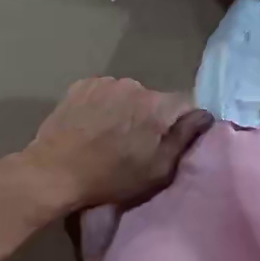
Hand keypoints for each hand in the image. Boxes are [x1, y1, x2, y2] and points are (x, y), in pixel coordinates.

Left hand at [10, 77, 212, 214]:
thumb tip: (205, 115)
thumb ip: (186, 137)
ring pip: (131, 95)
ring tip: (114, 135)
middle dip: (153, 117)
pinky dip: (106, 106)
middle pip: (157, 100)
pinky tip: (95, 125)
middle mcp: (135, 86)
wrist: (54, 172)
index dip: (182, 124)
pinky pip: (106, 93)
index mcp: (158, 105)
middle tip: (139, 144)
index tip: (171, 142)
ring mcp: (105, 83)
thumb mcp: (160, 168)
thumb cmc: (113, 177)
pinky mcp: (81, 85)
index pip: (186, 105)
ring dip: (129, 111)